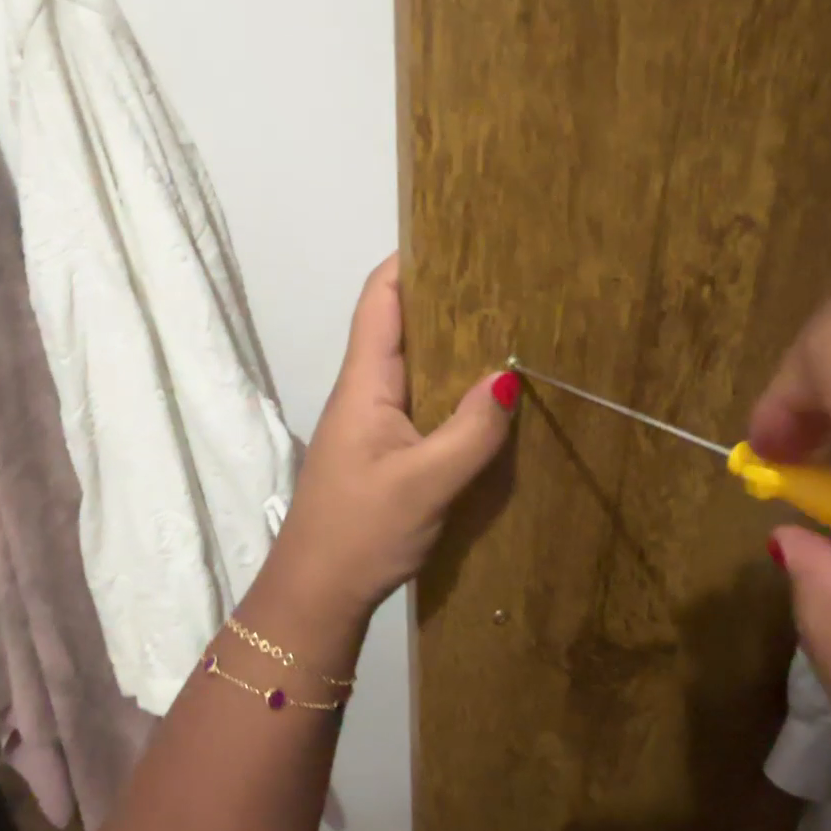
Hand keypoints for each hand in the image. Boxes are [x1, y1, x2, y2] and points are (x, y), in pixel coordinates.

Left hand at [264, 254, 516, 617]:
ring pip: (416, 366)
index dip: (411, 261)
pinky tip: (489, 397)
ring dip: (454, 346)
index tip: (459, 237)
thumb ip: (470, 431)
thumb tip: (508, 377)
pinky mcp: (386, 451)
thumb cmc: (361, 531)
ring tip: (512, 328)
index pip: (380, 300)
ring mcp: (375, 422)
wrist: (318, 593)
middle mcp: (367, 392)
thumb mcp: (426, 483)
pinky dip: (453, 389)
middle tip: (508, 282)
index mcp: (365, 383)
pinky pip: (422, 403)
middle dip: (447, 298)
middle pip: (401, 325)